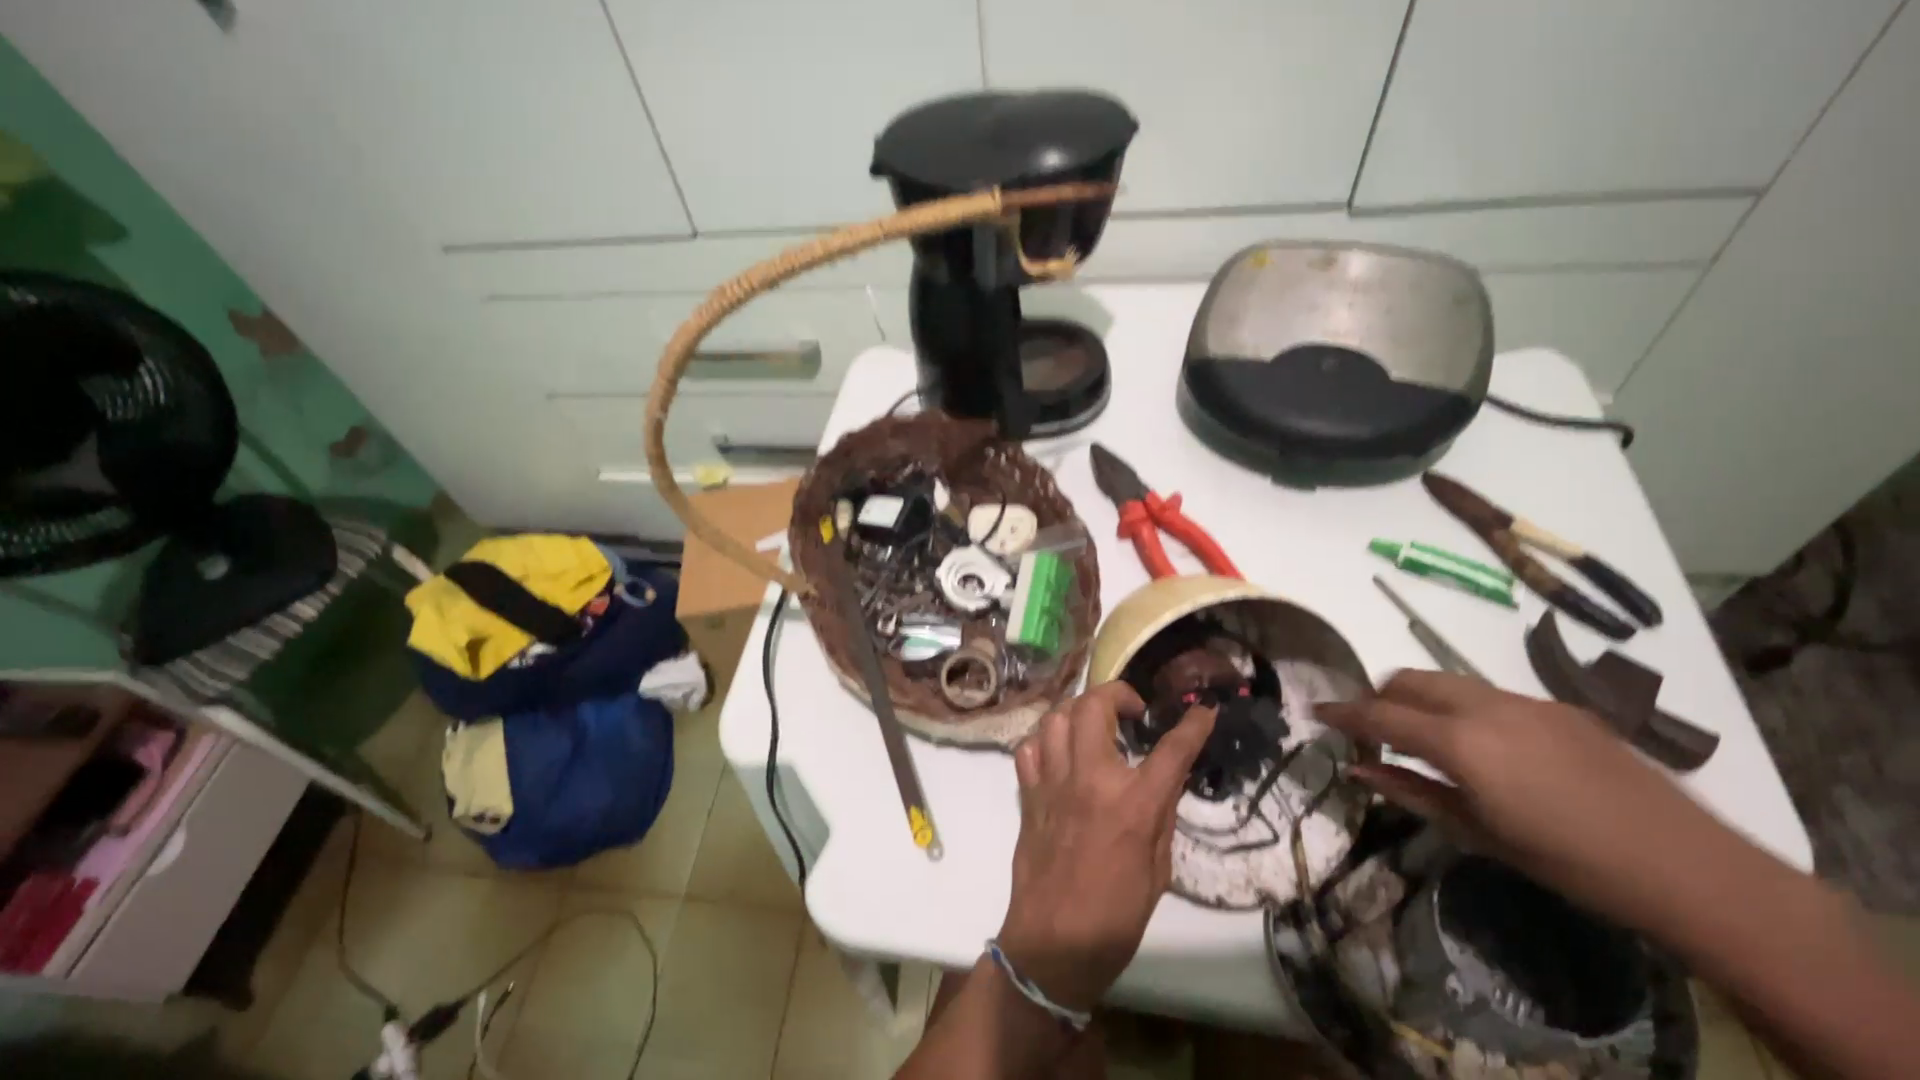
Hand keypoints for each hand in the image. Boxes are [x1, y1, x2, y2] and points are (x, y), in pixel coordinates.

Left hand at [998, 681, 1214, 1012]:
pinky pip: (1029, 748)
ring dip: (1079, 712)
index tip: (1204, 712)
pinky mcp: (1027, 797)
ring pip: (1056, 717)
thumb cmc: (1116, 917)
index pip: (1172, 749)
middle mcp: (1089, 781)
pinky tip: (1060, 755)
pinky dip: (1046, 741)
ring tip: (1095, 728)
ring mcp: (1052, 784)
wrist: (1053, 944)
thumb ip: (1161, 814)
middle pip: (1095, 706)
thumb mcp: (1158, 869)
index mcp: (1133, 804)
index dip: (1194, 725)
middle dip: (1118, 694)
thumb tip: (1164, 778)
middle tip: (1133, 712)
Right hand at [1317, 670, 1736, 933]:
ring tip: (1425, 739)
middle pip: (1412, 678)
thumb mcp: (1478, 833)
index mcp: (1462, 742)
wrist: (1682, 864)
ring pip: (1453, 681)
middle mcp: (1489, 706)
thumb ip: (1413, 792)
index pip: (1382, 714)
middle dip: (1380, 695)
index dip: (1344, 713)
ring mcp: (1529, 701)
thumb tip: (1360, 769)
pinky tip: (1489, 750)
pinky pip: (1494, 695)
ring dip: (1424, 699)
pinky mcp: (1562, 707)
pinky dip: (1468, 708)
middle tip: (1370, 728)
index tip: (1317, 712)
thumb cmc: (1568, 863)